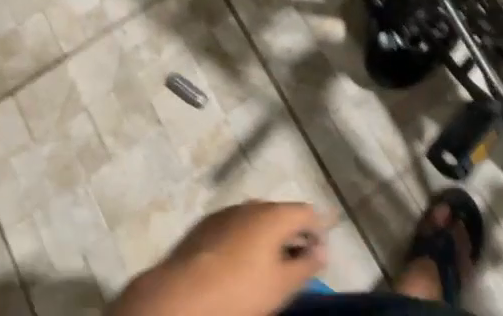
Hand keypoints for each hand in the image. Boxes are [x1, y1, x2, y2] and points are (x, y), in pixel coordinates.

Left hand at [108, 201, 329, 315]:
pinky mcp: (203, 226)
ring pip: (255, 221)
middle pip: (281, 215)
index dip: (319, 232)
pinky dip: (243, 241)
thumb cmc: (238, 291)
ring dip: (266, 238)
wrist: (179, 297)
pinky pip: (234, 229)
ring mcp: (225, 213)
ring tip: (266, 267)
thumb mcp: (281, 286)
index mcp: (274, 214)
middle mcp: (251, 205)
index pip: (308, 213)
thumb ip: (307, 265)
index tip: (319, 256)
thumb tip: (322, 251)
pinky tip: (237, 266)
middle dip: (292, 236)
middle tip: (295, 264)